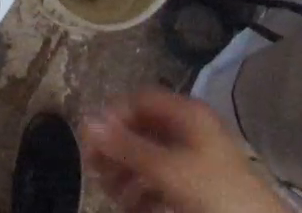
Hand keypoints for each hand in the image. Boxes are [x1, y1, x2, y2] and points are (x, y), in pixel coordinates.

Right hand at [83, 88, 286, 212]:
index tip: (92, 138)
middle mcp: (190, 129)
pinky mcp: (195, 187)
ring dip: (126, 173)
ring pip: (150, 158)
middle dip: (117, 149)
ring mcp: (194, 159)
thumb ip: (127, 147)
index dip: (116, 114)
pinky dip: (142, 191)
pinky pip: (161, 181)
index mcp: (188, 113)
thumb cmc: (214, 191)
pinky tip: (129, 206)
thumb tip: (87, 121)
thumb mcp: (167, 169)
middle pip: (144, 129)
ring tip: (108, 191)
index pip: (143, 100)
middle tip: (93, 169)